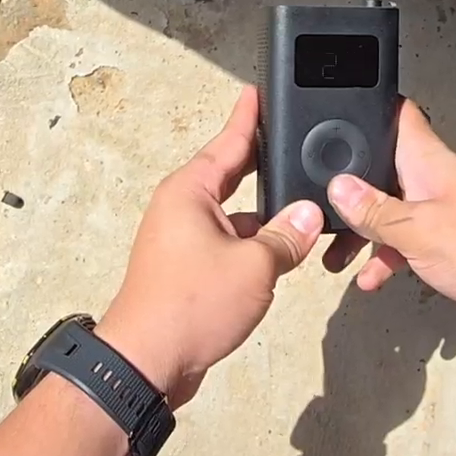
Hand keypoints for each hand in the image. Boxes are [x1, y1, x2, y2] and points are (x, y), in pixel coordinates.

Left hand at [97, 87, 324, 405]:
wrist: (146, 363)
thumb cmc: (192, 304)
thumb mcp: (254, 266)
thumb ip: (288, 236)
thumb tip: (310, 215)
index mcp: (191, 191)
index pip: (228, 142)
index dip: (248, 117)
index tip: (258, 91)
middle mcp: (184, 207)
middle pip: (232, 174)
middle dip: (263, 161)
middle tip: (293, 138)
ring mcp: (184, 238)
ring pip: (235, 213)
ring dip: (265, 213)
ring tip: (304, 201)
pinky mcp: (188, 268)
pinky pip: (229, 242)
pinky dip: (254, 242)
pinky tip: (284, 248)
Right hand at [322, 100, 455, 328]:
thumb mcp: (418, 231)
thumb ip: (374, 210)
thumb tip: (338, 187)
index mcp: (428, 159)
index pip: (398, 112)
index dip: (368, 105)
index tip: (336, 109)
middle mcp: (433, 175)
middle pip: (383, 165)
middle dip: (350, 184)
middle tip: (321, 202)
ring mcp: (441, 205)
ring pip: (391, 206)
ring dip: (365, 229)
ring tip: (337, 255)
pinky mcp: (448, 235)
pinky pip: (406, 237)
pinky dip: (388, 253)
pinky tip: (373, 278)